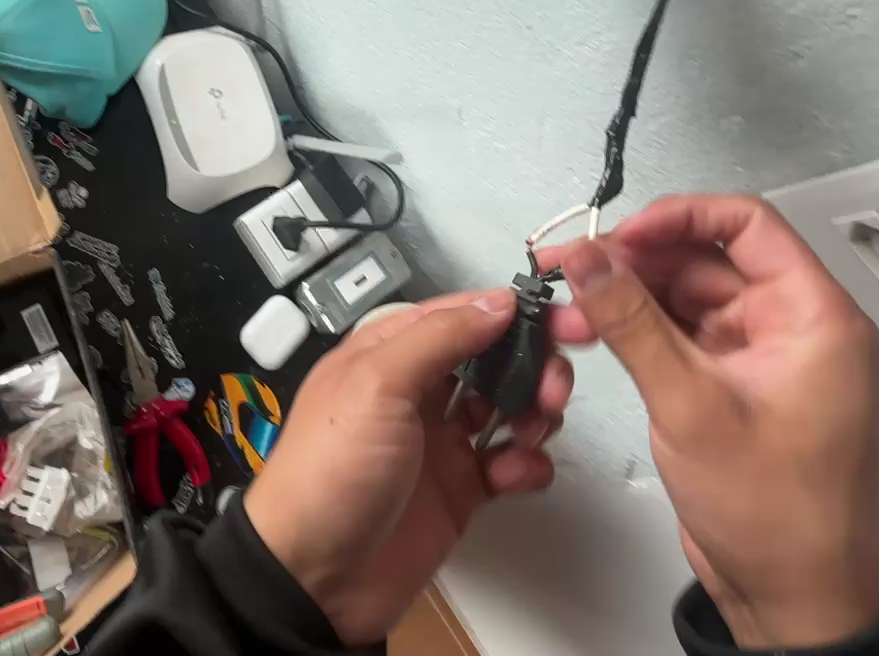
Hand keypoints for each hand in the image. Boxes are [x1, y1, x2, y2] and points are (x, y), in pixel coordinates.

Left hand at [242, 289, 590, 643]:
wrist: (317, 576)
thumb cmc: (331, 466)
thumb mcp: (377, 384)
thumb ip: (439, 338)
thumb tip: (497, 301)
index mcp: (388, 352)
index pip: (459, 315)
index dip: (509, 313)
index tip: (562, 320)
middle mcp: (415, 389)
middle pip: (489, 358)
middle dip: (529, 365)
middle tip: (552, 388)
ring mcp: (438, 440)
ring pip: (505, 407)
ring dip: (532, 412)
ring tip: (532, 431)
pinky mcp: (458, 489)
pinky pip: (508, 464)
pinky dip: (526, 465)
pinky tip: (517, 474)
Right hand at [551, 195, 878, 648]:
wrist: (790, 599)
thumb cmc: (771, 509)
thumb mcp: (690, 402)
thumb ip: (631, 320)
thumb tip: (584, 256)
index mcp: (813, 316)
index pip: (747, 224)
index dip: (678, 216)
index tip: (618, 236)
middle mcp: (787, 323)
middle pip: (703, 256)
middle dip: (633, 259)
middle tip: (572, 269)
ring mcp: (752, 351)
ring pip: (679, 291)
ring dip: (623, 293)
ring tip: (570, 306)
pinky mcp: (722, 376)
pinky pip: (672, 327)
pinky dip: (630, 324)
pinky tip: (590, 329)